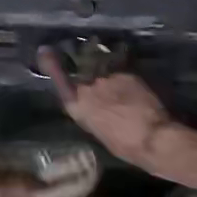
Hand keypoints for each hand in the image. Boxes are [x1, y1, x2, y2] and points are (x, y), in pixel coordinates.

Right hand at [37, 47, 175, 168]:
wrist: (152, 138)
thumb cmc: (124, 146)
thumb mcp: (99, 133)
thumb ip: (92, 114)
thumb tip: (96, 107)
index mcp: (77, 106)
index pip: (60, 78)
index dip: (52, 64)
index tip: (45, 50)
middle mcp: (89, 87)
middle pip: (84, 74)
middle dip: (89, 76)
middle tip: (102, 87)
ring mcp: (109, 78)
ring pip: (104, 72)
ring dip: (109, 78)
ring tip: (120, 90)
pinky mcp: (128, 74)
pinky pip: (122, 74)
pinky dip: (125, 81)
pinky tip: (135, 93)